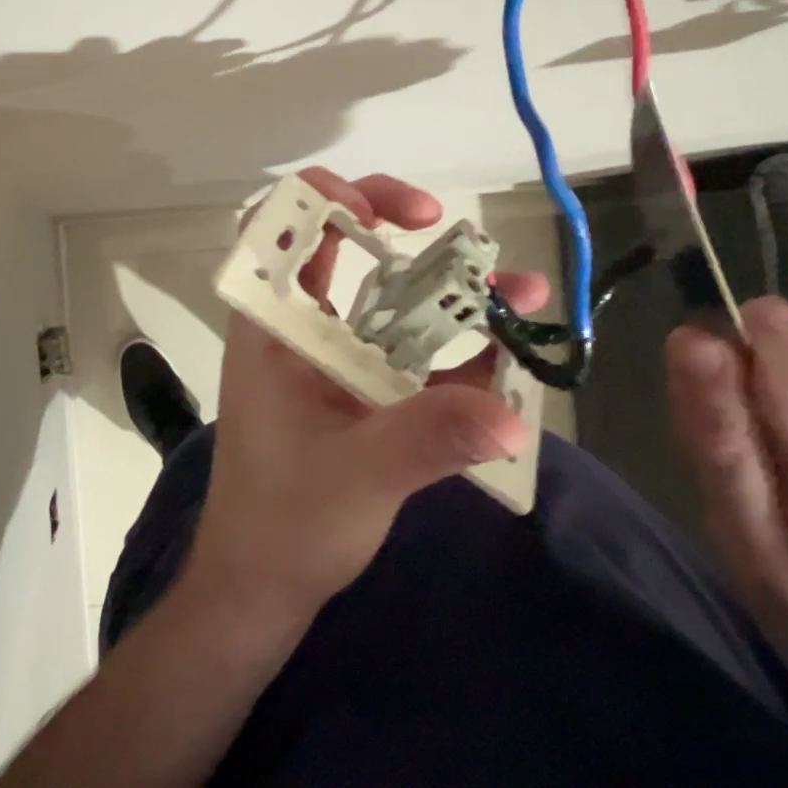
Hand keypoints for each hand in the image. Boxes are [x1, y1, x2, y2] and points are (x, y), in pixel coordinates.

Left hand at [185, 168, 550, 620]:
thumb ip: (425, 440)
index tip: (385, 212)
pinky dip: (458, 349)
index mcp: (270, 331)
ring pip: (390, 303)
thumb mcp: (355, 478)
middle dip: (402, 230)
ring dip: (450, 292)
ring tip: (523, 297)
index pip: (276, 232)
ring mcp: (336, 365)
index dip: (321, 198)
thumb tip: (510, 414)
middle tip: (458, 233)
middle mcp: (301, 334)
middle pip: (340, 249)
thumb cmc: (282, 526)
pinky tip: (511, 353)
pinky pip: (414, 356)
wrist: (264, 589)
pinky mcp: (365, 399)